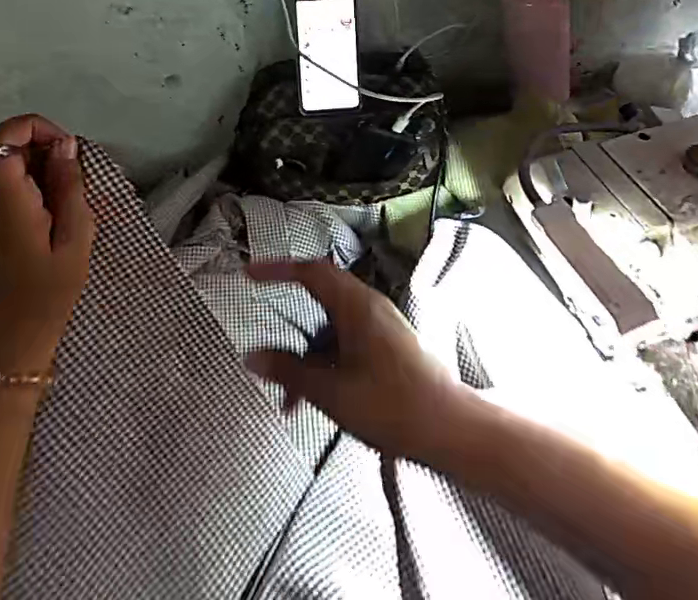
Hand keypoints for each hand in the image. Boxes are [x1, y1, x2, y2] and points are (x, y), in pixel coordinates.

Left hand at [0, 114, 94, 372]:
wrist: (13, 336)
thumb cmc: (50, 289)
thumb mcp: (75, 236)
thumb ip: (69, 186)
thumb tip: (65, 145)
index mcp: (5, 202)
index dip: (30, 127)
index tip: (64, 145)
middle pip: (0, 149)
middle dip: (41, 146)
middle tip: (76, 172)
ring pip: (4, 167)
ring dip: (39, 167)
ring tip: (72, 196)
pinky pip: (6, 188)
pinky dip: (32, 185)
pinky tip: (57, 211)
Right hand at [243, 260, 475, 462]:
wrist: (446, 427)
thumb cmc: (391, 406)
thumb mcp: (330, 391)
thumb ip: (289, 372)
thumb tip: (253, 357)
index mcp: (357, 306)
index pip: (311, 272)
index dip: (278, 270)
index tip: (251, 273)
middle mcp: (371, 307)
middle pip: (321, 298)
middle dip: (291, 323)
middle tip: (265, 336)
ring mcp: (382, 325)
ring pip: (333, 328)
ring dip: (309, 356)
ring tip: (291, 401)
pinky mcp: (388, 344)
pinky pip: (349, 342)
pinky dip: (329, 362)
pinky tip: (317, 399)